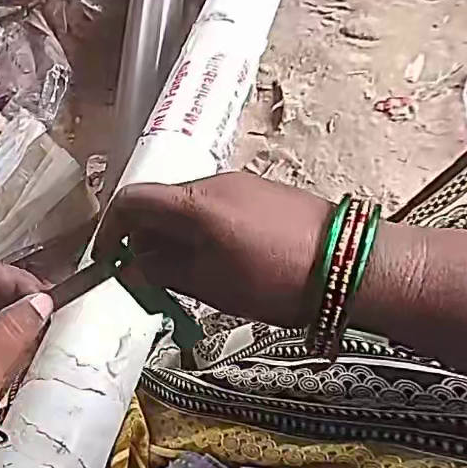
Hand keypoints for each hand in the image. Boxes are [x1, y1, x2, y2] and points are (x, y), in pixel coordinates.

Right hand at [94, 172, 336, 327]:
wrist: (358, 266)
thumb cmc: (278, 279)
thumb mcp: (210, 284)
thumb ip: (161, 272)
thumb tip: (133, 269)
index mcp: (193, 203)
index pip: (130, 201)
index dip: (109, 230)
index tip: (108, 259)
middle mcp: (211, 183)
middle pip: (156, 202)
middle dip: (141, 237)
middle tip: (146, 274)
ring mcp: (238, 184)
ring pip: (184, 206)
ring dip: (170, 235)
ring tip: (183, 272)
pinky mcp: (260, 192)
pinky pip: (211, 206)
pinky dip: (197, 230)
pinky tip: (215, 259)